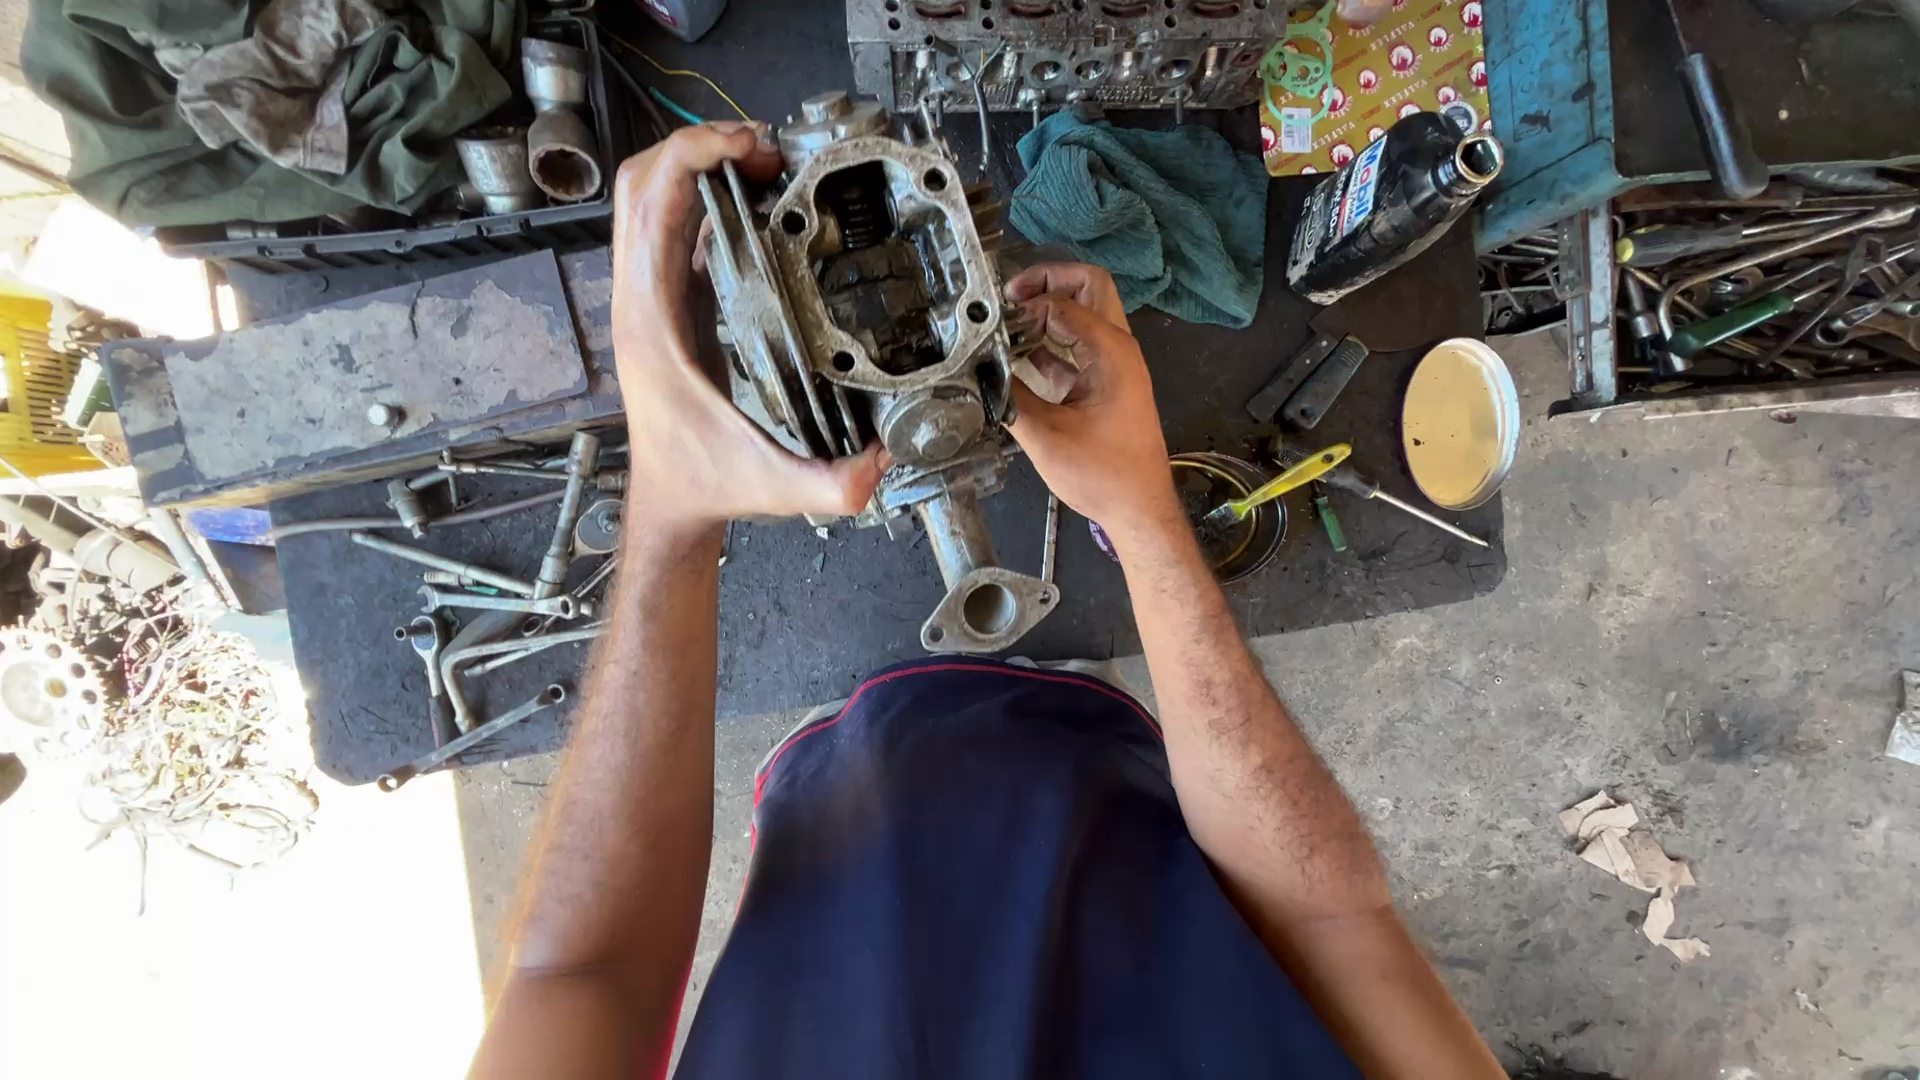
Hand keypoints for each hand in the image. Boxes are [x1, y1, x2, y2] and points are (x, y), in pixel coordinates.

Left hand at [610, 123, 884, 529]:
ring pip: (653, 201)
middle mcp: (644, 302)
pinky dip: (707, 205)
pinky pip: (675, 233)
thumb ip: (832, 483)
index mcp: (655, 322)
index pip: (653, 204)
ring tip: (766, 171)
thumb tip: (881, 463)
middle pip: (644, 184)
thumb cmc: (703, 482)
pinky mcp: (672, 309)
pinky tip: (758, 216)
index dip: (695, 154)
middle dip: (700, 149)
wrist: (672, 500)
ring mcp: (653, 302)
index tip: (750, 148)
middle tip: (767, 156)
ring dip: (700, 170)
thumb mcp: (775, 486)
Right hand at [1004, 264, 1182, 542]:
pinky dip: (1052, 343)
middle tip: (1010, 298)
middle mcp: (1118, 348)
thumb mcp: (1046, 436)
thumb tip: (983, 371)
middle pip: (1089, 287)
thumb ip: (1011, 397)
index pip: (1063, 304)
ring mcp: (1115, 365)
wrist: (1138, 507)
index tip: (994, 323)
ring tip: (1008, 326)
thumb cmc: (1101, 474)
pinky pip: (1079, 347)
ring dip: (1050, 312)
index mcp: (1111, 352)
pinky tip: (1019, 359)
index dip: (1026, 306)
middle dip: (1048, 283)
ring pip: (1086, 314)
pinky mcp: (1107, 384)